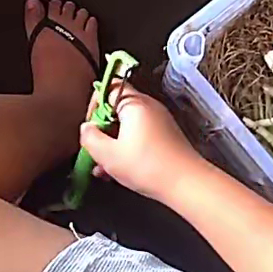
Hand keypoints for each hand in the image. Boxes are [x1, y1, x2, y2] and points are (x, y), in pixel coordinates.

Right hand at [79, 83, 208, 203]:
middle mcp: (148, 107)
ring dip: (112, 143)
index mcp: (134, 104)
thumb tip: (86, 128)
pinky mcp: (165, 137)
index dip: (94, 105)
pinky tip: (119, 169)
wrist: (186, 184)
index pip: (109, 87)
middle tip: (95, 149)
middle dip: (102, 130)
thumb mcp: (108, 154)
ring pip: (126, 126)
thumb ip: (90, 137)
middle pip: (116, 109)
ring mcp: (158, 122)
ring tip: (104, 166)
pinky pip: (138, 136)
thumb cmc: (148, 166)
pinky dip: (126, 148)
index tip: (89, 126)